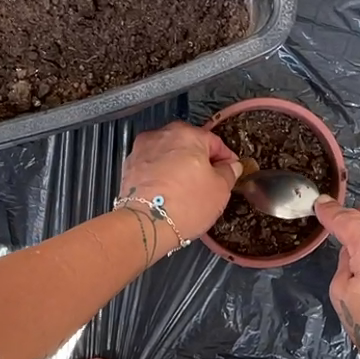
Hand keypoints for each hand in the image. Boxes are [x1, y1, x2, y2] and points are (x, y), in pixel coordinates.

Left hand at [117, 122, 242, 256]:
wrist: (145, 224)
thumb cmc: (184, 204)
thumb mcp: (220, 190)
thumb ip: (228, 172)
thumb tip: (231, 166)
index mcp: (188, 134)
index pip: (214, 142)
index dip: (226, 158)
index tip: (230, 170)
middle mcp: (162, 135)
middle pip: (188, 145)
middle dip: (199, 161)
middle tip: (208, 182)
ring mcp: (142, 150)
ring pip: (168, 155)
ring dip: (178, 167)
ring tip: (186, 190)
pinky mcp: (129, 167)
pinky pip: (152, 167)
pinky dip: (160, 176)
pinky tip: (167, 193)